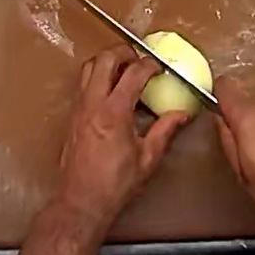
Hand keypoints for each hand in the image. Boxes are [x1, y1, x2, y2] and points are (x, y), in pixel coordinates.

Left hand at [53, 46, 190, 234]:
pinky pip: (82, 84)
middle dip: (124, 52)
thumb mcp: (148, 158)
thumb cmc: (114, 185)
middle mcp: (93, 104)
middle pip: (105, 58)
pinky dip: (97, 77)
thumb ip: (166, 130)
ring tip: (124, 69)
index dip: (150, 65)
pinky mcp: (72, 116)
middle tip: (139, 59)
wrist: (81, 202)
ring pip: (88, 67)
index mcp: (114, 112)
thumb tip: (181, 114)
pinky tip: (110, 91)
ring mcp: (79, 108)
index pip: (134, 73)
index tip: (159, 68)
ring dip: (107, 61)